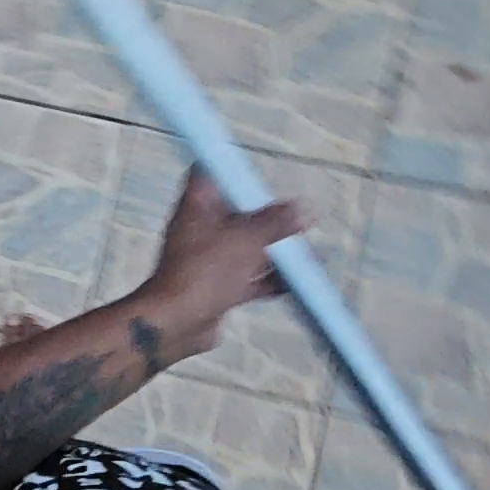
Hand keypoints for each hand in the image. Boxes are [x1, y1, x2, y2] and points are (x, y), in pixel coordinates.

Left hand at [131, 169, 306, 356]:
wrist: (179, 321)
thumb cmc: (206, 270)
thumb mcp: (247, 239)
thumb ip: (276, 222)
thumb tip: (304, 208)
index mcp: (196, 208)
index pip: (206, 175)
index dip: (229, 167)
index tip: (257, 170)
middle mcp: (199, 230)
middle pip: (235, 214)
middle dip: (268, 217)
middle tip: (299, 216)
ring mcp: (207, 260)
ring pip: (246, 248)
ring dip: (276, 251)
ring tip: (310, 252)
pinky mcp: (217, 286)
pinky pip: (248, 277)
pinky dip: (272, 278)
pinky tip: (301, 281)